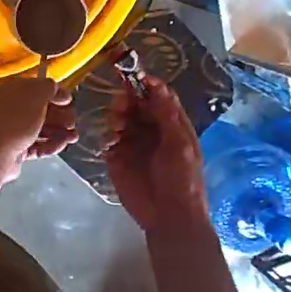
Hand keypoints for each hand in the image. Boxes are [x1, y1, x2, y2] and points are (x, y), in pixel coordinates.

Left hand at [0, 76, 77, 183]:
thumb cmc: (15, 120)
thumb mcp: (36, 95)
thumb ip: (48, 86)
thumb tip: (55, 88)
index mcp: (11, 91)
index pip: (36, 88)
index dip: (55, 93)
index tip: (69, 100)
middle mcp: (10, 109)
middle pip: (41, 110)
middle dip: (60, 115)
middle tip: (71, 122)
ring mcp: (13, 131)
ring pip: (41, 128)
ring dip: (60, 131)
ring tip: (73, 136)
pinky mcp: (17, 149)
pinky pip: (38, 144)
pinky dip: (51, 144)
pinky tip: (63, 144)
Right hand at [103, 76, 207, 231]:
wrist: (169, 216)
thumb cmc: (182, 180)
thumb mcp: (179, 144)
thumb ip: (166, 114)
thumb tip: (156, 84)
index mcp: (172, 125)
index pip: (159, 97)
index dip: (146, 84)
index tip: (132, 75)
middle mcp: (151, 130)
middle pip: (136, 104)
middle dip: (127, 99)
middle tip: (121, 103)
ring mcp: (133, 144)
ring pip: (120, 119)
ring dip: (116, 117)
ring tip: (117, 128)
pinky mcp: (117, 159)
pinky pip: (108, 140)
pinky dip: (108, 137)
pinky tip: (112, 144)